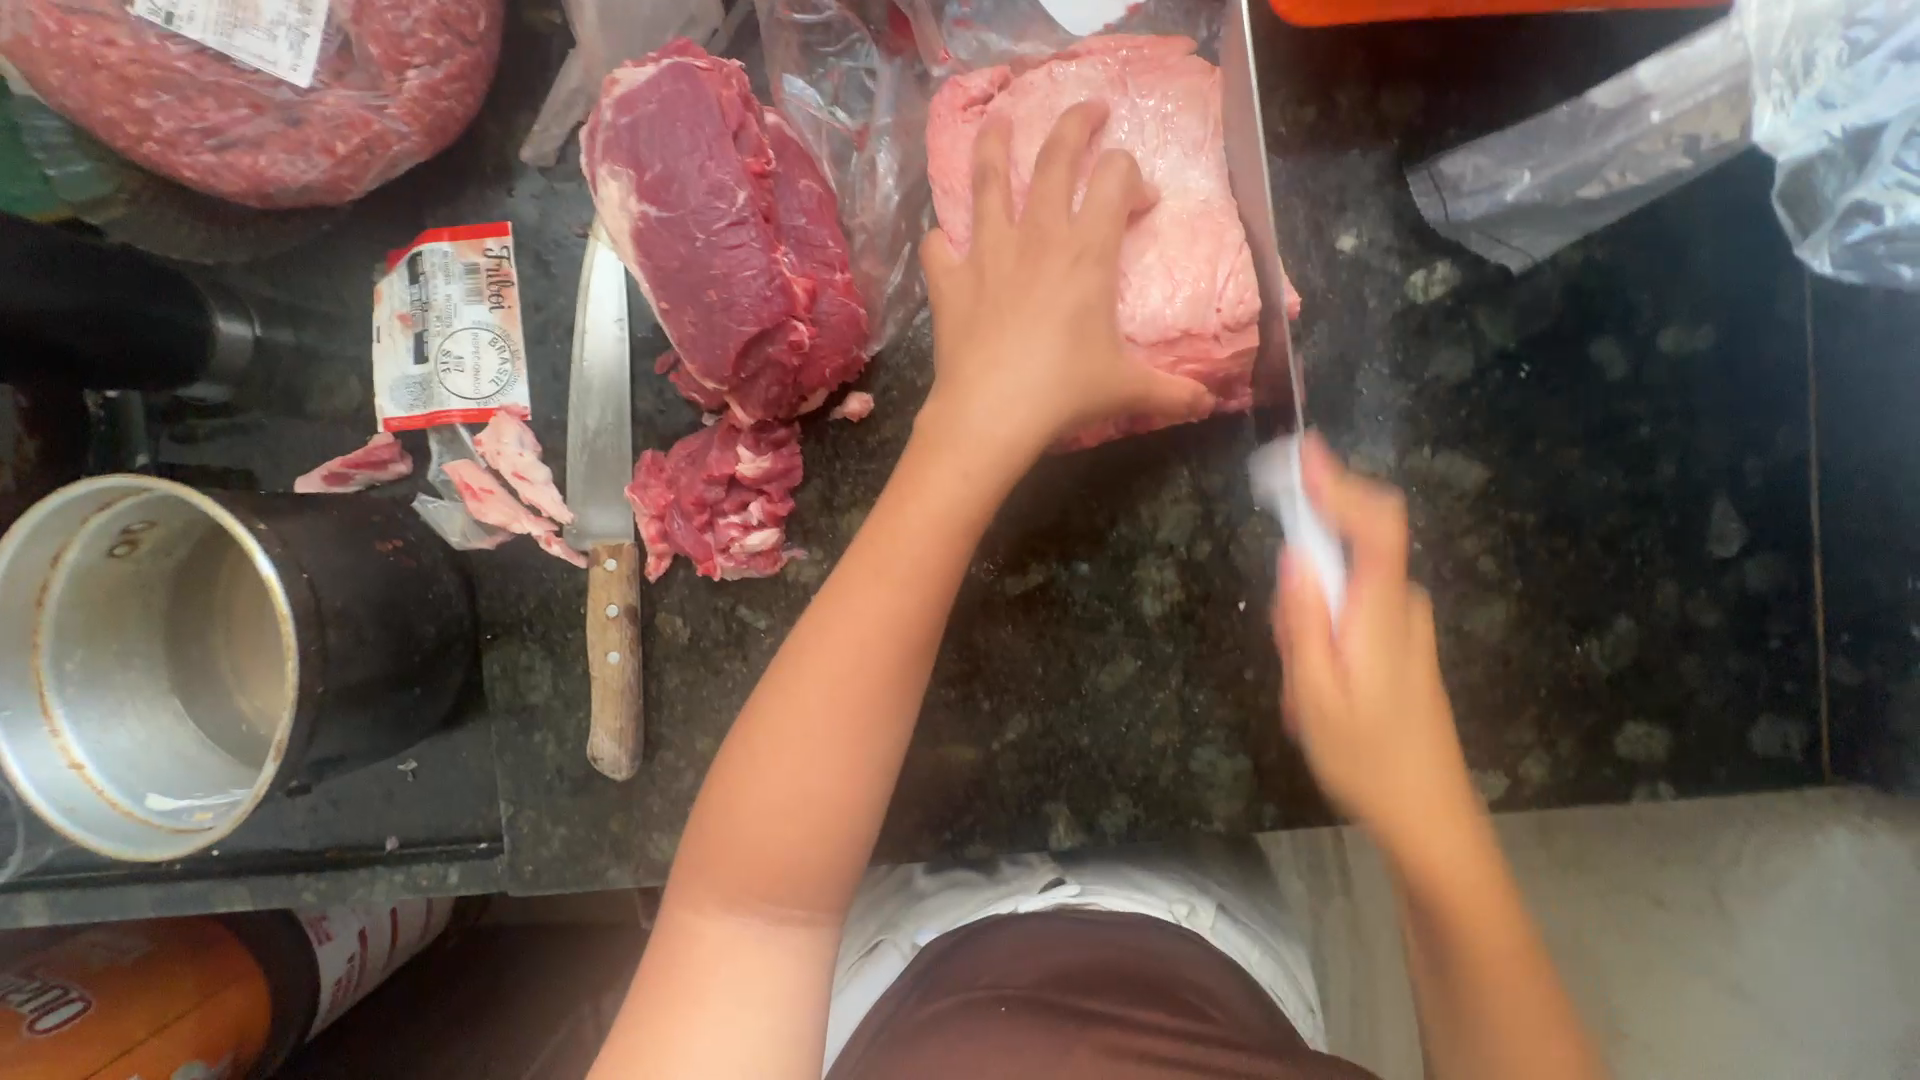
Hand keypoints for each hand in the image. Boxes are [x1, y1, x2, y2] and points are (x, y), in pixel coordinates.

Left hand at [916, 101, 1213, 464]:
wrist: (992, 412)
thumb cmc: (1064, 393)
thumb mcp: (1126, 389)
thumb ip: (1170, 391)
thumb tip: (1207, 404)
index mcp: (1088, 251)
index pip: (1117, 179)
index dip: (1133, 177)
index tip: (1141, 200)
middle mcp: (1038, 236)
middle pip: (1057, 157)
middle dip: (1076, 124)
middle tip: (1089, 110)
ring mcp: (987, 252)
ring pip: (989, 180)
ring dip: (995, 146)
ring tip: (998, 122)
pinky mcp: (949, 279)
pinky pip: (938, 245)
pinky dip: (942, 240)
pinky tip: (945, 244)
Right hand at [1273, 434, 1476, 852]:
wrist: (1429, 816)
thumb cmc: (1367, 759)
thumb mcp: (1314, 694)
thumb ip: (1302, 621)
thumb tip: (1294, 555)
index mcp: (1381, 612)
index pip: (1373, 523)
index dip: (1339, 483)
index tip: (1301, 454)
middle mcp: (1401, 607)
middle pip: (1349, 552)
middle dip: (1303, 581)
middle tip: (1287, 655)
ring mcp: (1405, 626)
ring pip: (1344, 587)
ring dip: (1309, 623)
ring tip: (1304, 694)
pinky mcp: (1402, 645)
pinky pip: (1353, 613)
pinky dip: (1324, 637)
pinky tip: (1320, 696)